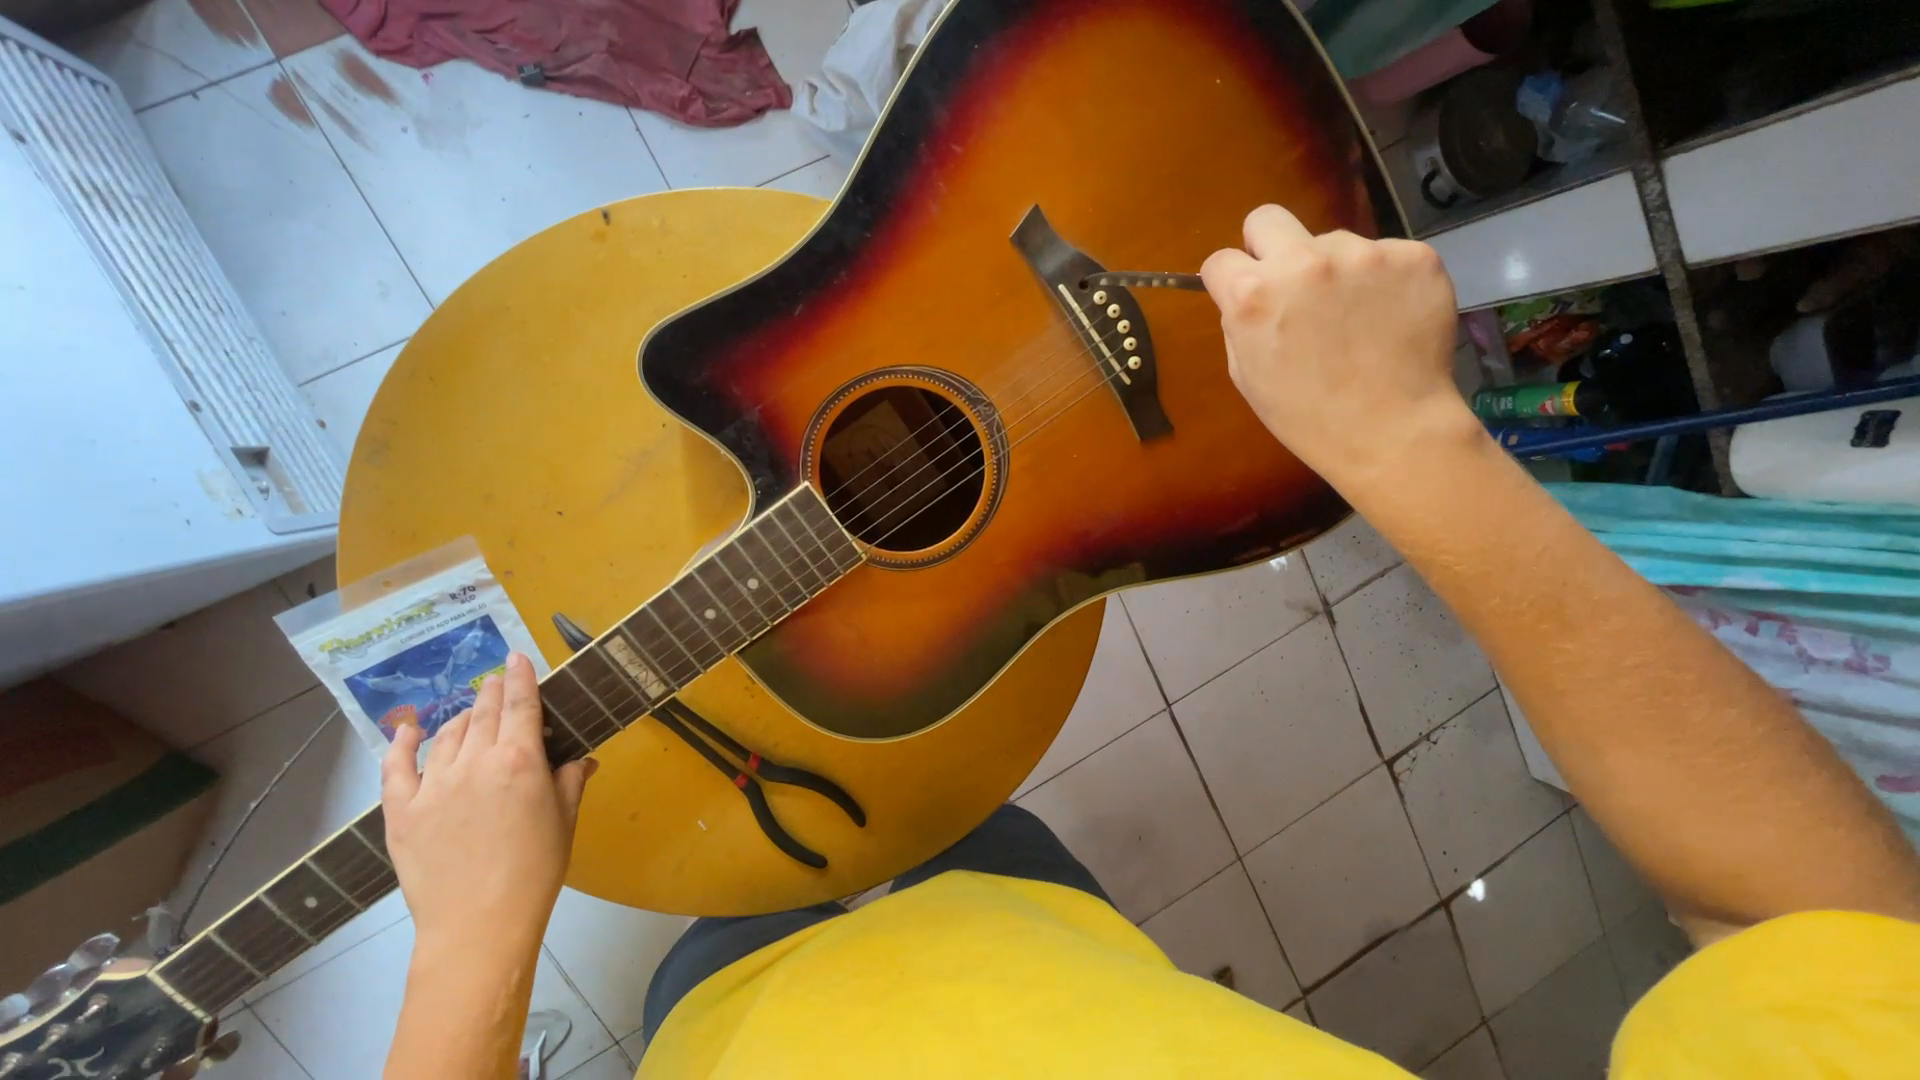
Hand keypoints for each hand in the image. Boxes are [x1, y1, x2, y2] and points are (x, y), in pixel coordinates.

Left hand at [381, 652, 594, 952]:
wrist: (479, 926)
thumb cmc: (536, 872)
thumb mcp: (564, 821)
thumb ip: (569, 782)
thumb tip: (578, 759)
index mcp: (520, 761)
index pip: (520, 705)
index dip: (521, 677)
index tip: (517, 657)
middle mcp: (475, 762)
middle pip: (483, 713)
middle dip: (492, 692)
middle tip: (497, 682)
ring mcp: (433, 785)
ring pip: (447, 735)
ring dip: (461, 717)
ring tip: (470, 714)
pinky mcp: (401, 811)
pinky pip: (397, 767)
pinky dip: (403, 743)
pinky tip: (409, 729)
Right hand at [1200, 204, 1471, 492]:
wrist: (1391, 430)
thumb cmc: (1306, 416)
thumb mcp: (1247, 375)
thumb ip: (1240, 323)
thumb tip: (1249, 294)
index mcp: (1252, 294)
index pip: (1222, 259)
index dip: (1230, 280)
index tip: (1244, 296)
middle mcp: (1303, 261)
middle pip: (1267, 218)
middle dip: (1269, 247)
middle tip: (1290, 284)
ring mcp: (1363, 253)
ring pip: (1333, 242)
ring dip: (1336, 271)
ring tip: (1355, 318)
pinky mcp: (1413, 256)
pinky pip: (1385, 256)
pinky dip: (1383, 281)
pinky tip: (1388, 318)